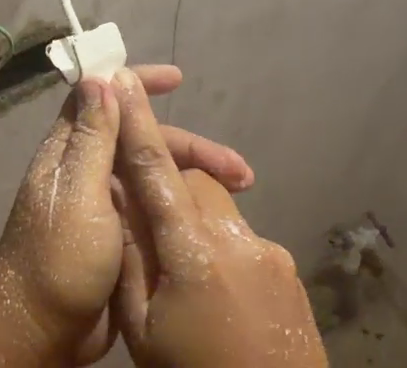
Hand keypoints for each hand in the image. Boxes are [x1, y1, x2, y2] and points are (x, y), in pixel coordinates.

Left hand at [0, 65, 253, 364]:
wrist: (40, 328)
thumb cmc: (58, 255)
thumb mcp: (79, 191)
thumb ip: (90, 136)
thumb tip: (99, 77)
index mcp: (68, 150)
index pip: (100, 97)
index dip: (134, 82)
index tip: (176, 78)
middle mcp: (83, 169)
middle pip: (138, 140)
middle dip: (186, 144)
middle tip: (237, 167)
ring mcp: (99, 204)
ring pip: (148, 173)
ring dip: (190, 175)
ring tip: (241, 194)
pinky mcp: (114, 237)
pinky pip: (151, 206)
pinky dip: (179, 202)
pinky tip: (211, 216)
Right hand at [110, 70, 322, 367]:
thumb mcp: (142, 330)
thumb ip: (129, 259)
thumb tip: (117, 204)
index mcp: (192, 250)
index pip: (156, 166)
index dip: (136, 118)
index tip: (123, 76)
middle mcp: (236, 238)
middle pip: (191, 181)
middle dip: (164, 184)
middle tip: (144, 221)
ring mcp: (270, 254)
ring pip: (217, 209)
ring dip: (192, 222)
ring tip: (184, 277)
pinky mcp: (290, 273)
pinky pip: (241, 239)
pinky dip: (218, 249)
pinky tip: (215, 296)